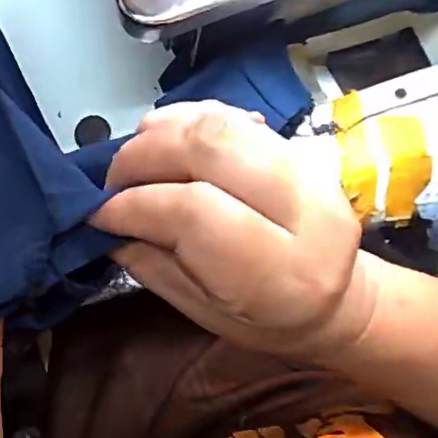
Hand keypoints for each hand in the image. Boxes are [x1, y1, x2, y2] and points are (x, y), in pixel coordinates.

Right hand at [91, 100, 377, 356]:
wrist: (338, 299)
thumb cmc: (265, 321)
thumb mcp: (201, 311)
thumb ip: (152, 264)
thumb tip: (106, 223)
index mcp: (278, 273)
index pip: (193, 211)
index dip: (134, 204)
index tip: (100, 214)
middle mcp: (304, 210)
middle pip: (207, 148)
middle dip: (141, 157)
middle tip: (111, 182)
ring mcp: (308, 168)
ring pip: (219, 123)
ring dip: (159, 133)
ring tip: (133, 161)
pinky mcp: (300, 145)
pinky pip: (233, 116)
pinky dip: (186, 121)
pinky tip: (163, 141)